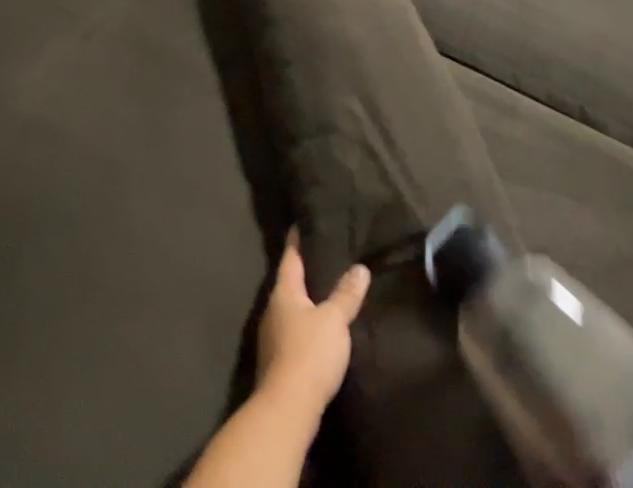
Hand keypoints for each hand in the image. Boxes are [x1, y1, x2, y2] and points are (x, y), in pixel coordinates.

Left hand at [256, 229, 370, 416]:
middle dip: (305, 270)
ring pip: (292, 308)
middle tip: (325, 254)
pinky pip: (296, 329)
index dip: (297, 241)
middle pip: (289, 283)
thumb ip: (346, 294)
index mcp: (284, 294)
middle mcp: (273, 311)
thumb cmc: (309, 353)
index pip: (290, 258)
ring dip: (307, 298)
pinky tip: (323, 324)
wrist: (287, 407)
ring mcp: (273, 337)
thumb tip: (359, 268)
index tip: (301, 224)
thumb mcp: (333, 319)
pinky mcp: (280, 359)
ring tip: (329, 288)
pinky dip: (308, 322)